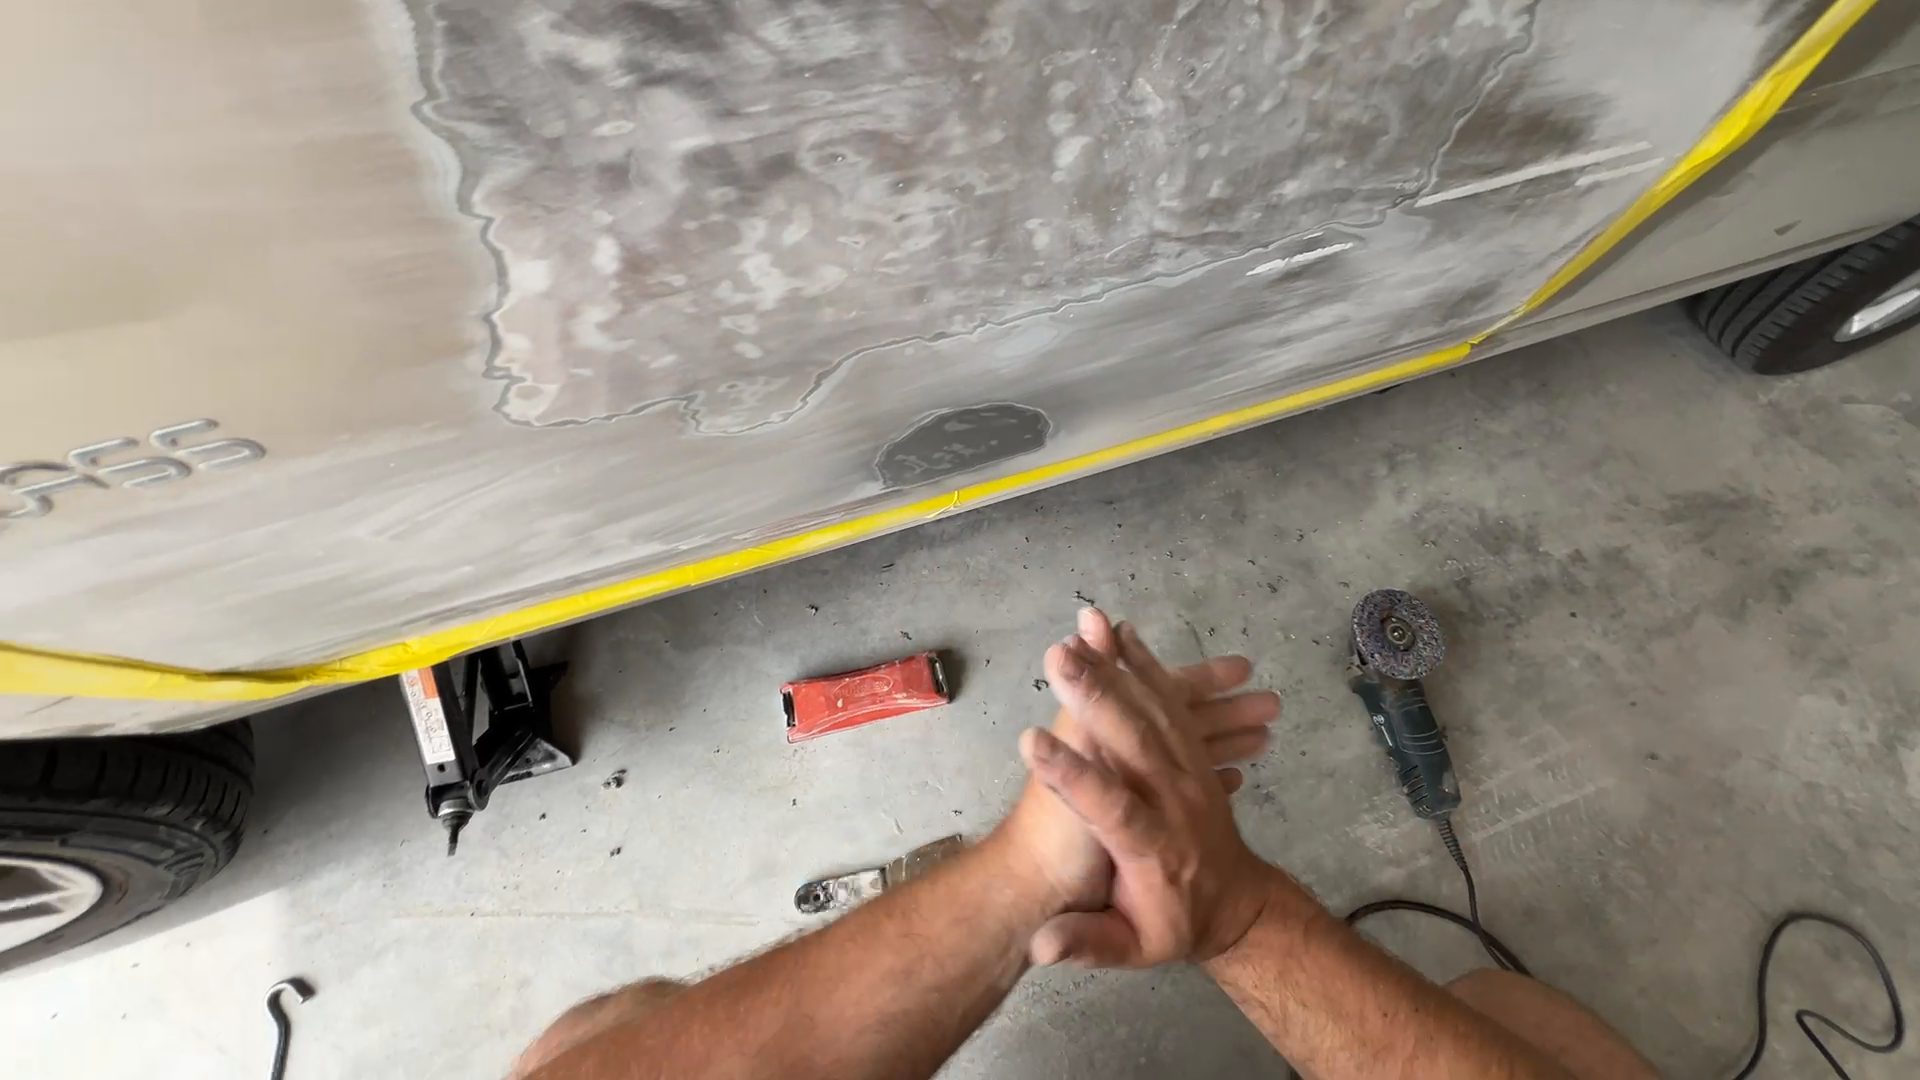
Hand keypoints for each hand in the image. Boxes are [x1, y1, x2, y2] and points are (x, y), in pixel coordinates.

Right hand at [1021, 622, 1281, 966]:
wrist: (1240, 907)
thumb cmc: (1175, 925)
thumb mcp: (1135, 949)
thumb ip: (1090, 942)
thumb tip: (1041, 944)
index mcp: (1157, 851)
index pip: (1112, 810)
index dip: (1073, 776)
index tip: (1032, 741)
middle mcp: (1176, 803)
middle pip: (1138, 743)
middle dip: (1095, 696)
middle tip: (1059, 656)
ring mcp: (1191, 773)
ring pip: (1157, 712)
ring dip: (1120, 667)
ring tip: (1087, 630)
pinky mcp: (1194, 754)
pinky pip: (1173, 704)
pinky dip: (1148, 666)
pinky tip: (1122, 634)